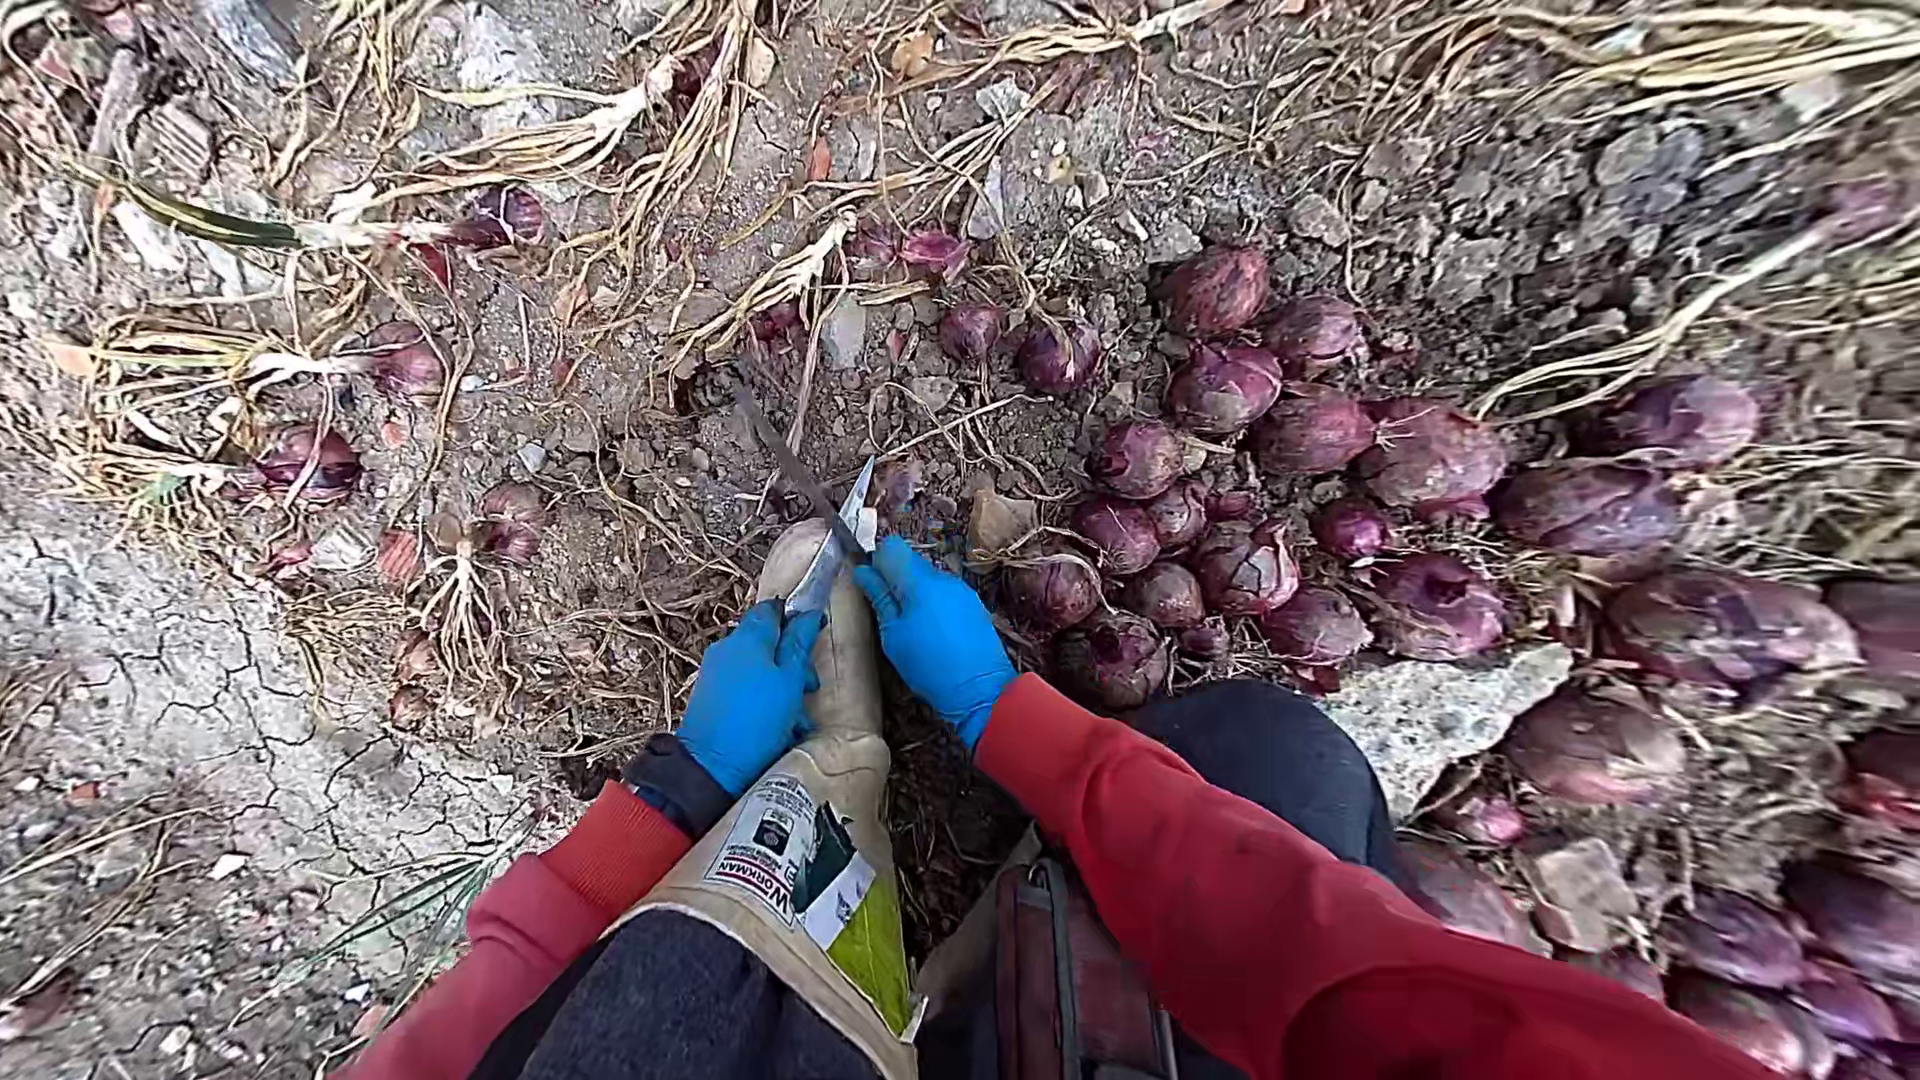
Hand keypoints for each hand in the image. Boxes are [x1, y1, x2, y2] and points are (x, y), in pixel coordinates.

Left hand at [677, 600, 825, 795]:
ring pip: (758, 663)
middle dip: (792, 657)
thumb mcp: (791, 681)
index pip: (773, 608)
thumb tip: (810, 614)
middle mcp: (728, 647)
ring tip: (795, 713)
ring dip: (781, 680)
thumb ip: (799, 644)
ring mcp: (715, 670)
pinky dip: (763, 694)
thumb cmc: (756, 722)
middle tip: (809, 684)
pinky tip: (777, 722)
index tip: (814, 632)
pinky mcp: (710, 693)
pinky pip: (744, 683)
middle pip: (767, 639)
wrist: (709, 767)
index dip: (796, 616)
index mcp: (748, 638)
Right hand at [854, 535, 1014, 750]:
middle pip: (911, 563)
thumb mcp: (894, 636)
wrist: (981, 690)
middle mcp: (943, 578)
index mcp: (920, 582)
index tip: (874, 587)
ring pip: (928, 580)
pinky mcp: (974, 604)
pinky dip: (934, 605)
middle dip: (896, 582)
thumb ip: (879, 598)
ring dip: (916, 595)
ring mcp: (961, 590)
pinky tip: (935, 633)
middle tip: (891, 616)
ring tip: (915, 630)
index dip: (878, 563)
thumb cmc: (929, 666)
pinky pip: (945, 594)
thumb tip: (863, 571)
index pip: (892, 547)